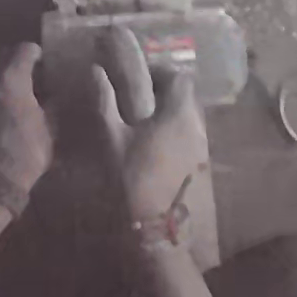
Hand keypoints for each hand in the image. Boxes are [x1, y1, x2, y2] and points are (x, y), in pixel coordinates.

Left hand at [0, 42, 53, 193]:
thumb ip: (53, 106)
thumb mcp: (49, 130)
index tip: (45, 61)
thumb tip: (56, 95)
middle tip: (33, 72)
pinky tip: (4, 103)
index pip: (24, 50)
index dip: (37, 53)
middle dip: (17, 59)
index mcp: (12, 78)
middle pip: (2, 55)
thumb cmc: (25, 153)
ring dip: (3, 73)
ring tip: (18, 88)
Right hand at [90, 47, 207, 232]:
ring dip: (169, 112)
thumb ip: (105, 102)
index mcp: (177, 114)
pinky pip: (189, 135)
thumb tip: (96, 71)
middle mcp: (196, 126)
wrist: (156, 224)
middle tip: (137, 98)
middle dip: (164, 92)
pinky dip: (174, 132)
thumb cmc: (132, 176)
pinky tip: (154, 144)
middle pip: (185, 96)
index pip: (179, 78)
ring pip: (188, 117)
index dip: (160, 72)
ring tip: (143, 121)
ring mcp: (201, 146)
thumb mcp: (112, 137)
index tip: (138, 78)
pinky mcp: (200, 164)